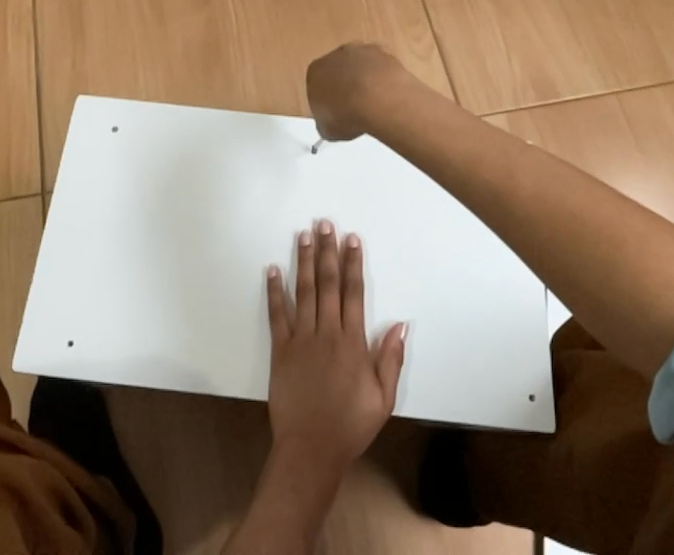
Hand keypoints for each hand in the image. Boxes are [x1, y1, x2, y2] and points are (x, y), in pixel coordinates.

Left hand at [264, 219, 406, 477]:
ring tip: (303, 236)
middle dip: (327, 251)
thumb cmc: (351, 426)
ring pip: (303, 292)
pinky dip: (274, 291)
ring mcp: (301, 340)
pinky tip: (272, 270)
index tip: (352, 239)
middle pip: (327, 284)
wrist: (311, 449)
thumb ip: (391, 359)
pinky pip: (277, 315)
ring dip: (303, 262)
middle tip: (325, 224)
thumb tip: (401, 324)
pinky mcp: (280, 351)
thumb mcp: (383, 398)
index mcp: (353, 343)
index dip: (353, 264)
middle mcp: (327, 333)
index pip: (354, 293)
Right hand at [306, 43, 420, 141]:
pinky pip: (383, 69)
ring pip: (362, 67)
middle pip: (340, 70)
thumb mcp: (327, 128)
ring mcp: (362, 52)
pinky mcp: (386, 54)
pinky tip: (387, 97)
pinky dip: (385, 80)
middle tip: (354, 108)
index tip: (335, 112)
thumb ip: (326, 121)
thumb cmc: (346, 113)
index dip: (327, 99)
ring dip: (366, 82)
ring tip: (373, 105)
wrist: (377, 101)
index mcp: (316, 70)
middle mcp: (337, 55)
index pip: (317, 83)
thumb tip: (331, 126)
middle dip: (346, 87)